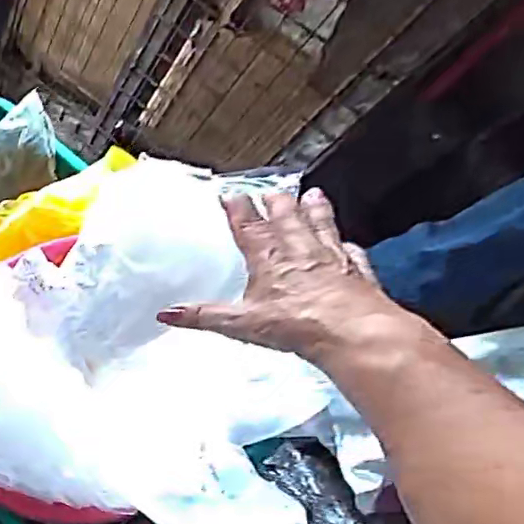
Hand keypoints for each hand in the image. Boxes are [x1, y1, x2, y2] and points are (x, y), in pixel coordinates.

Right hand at [156, 188, 420, 361]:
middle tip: (272, 191)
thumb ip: (201, 316)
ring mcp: (331, 260)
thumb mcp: (238, 323)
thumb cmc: (297, 324)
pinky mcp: (356, 274)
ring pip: (321, 227)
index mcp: (270, 261)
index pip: (250, 230)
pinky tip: (346, 243)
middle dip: (278, 204)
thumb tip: (168, 314)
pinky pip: (349, 252)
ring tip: (313, 195)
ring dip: (315, 211)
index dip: (240, 211)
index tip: (233, 196)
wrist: (351, 332)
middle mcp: (301, 254)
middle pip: (287, 221)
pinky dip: (345, 244)